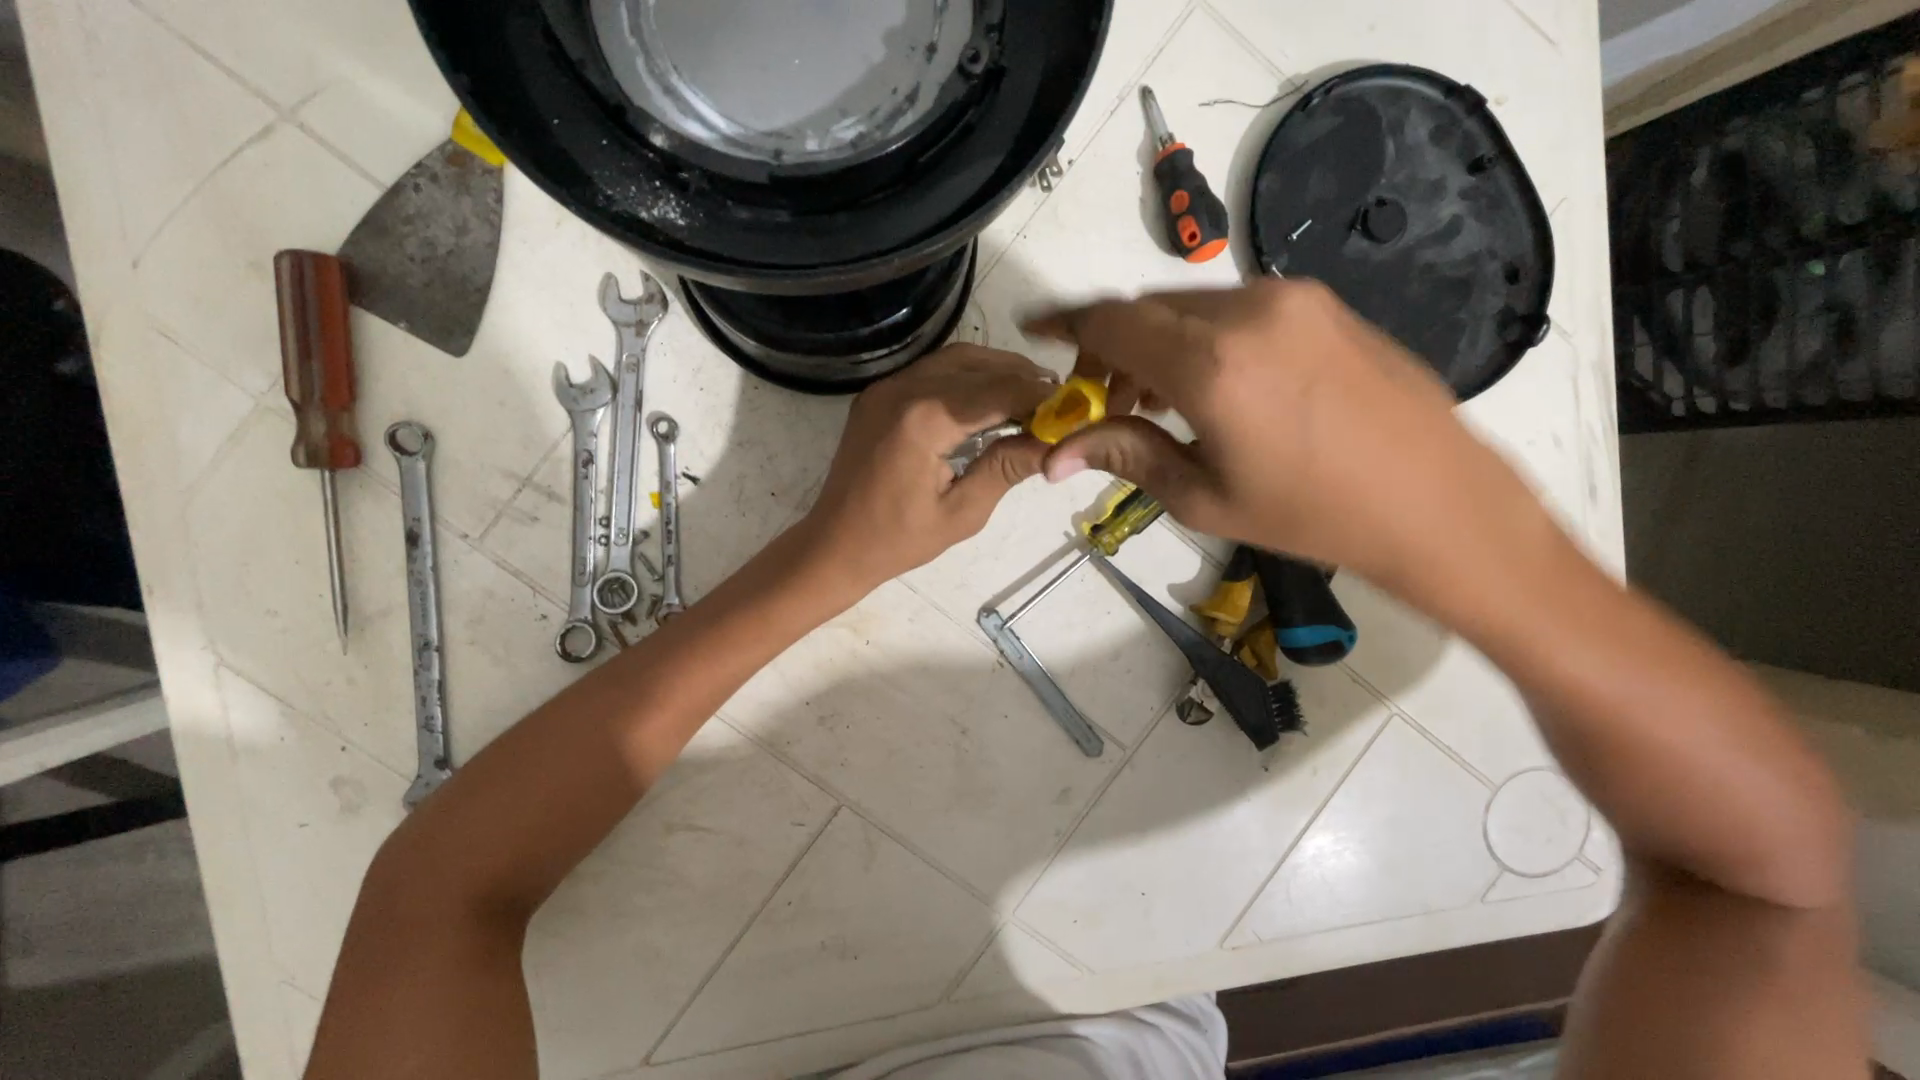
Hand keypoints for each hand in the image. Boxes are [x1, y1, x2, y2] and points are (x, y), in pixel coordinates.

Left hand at [797, 344, 1057, 594]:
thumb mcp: (963, 512)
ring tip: (1029, 396)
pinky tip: (988, 399)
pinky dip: (966, 377)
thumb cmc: (899, 540)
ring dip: (994, 371)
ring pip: (954, 359)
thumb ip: (1007, 468)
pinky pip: (931, 371)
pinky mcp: (878, 394)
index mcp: (924, 420)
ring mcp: (886, 387)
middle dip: (1021, 377)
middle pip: (978, 364)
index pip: (998, 390)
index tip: (1073, 407)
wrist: (834, 544)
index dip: (1039, 396)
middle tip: (1056, 400)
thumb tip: (1055, 442)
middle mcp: (903, 389)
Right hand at [1025, 280, 1554, 597]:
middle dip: (1111, 341)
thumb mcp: (1205, 497)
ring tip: (1159, 397)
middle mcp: (1247, 311)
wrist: (1438, 501)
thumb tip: (1054, 455)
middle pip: (1147, 305)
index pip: (1111, 322)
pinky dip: (1204, 333)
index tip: (1036, 330)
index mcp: (1211, 365)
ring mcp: (1292, 298)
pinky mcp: (1323, 302)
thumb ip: (1125, 456)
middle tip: (1104, 394)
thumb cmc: (1313, 516)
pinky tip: (1214, 382)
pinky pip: (1237, 305)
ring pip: (1191, 302)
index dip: (1066, 324)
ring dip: (1159, 337)